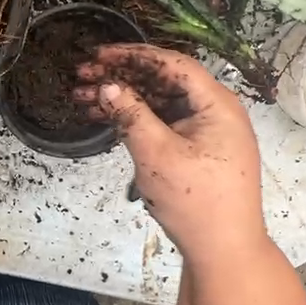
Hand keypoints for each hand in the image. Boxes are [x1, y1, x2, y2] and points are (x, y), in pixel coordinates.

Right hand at [75, 44, 266, 263]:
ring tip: (82, 98)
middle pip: (162, 81)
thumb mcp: (156, 154)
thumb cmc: (194, 201)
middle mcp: (214, 111)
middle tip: (82, 75)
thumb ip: (131, 115)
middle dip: (121, 76)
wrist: (223, 249)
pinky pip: (161, 123)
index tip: (98, 55)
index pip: (172, 64)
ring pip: (158, 102)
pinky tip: (103, 118)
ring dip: (121, 98)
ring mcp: (205, 131)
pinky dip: (133, 119)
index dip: (132, 55)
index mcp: (216, 105)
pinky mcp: (195, 150)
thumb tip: (107, 86)